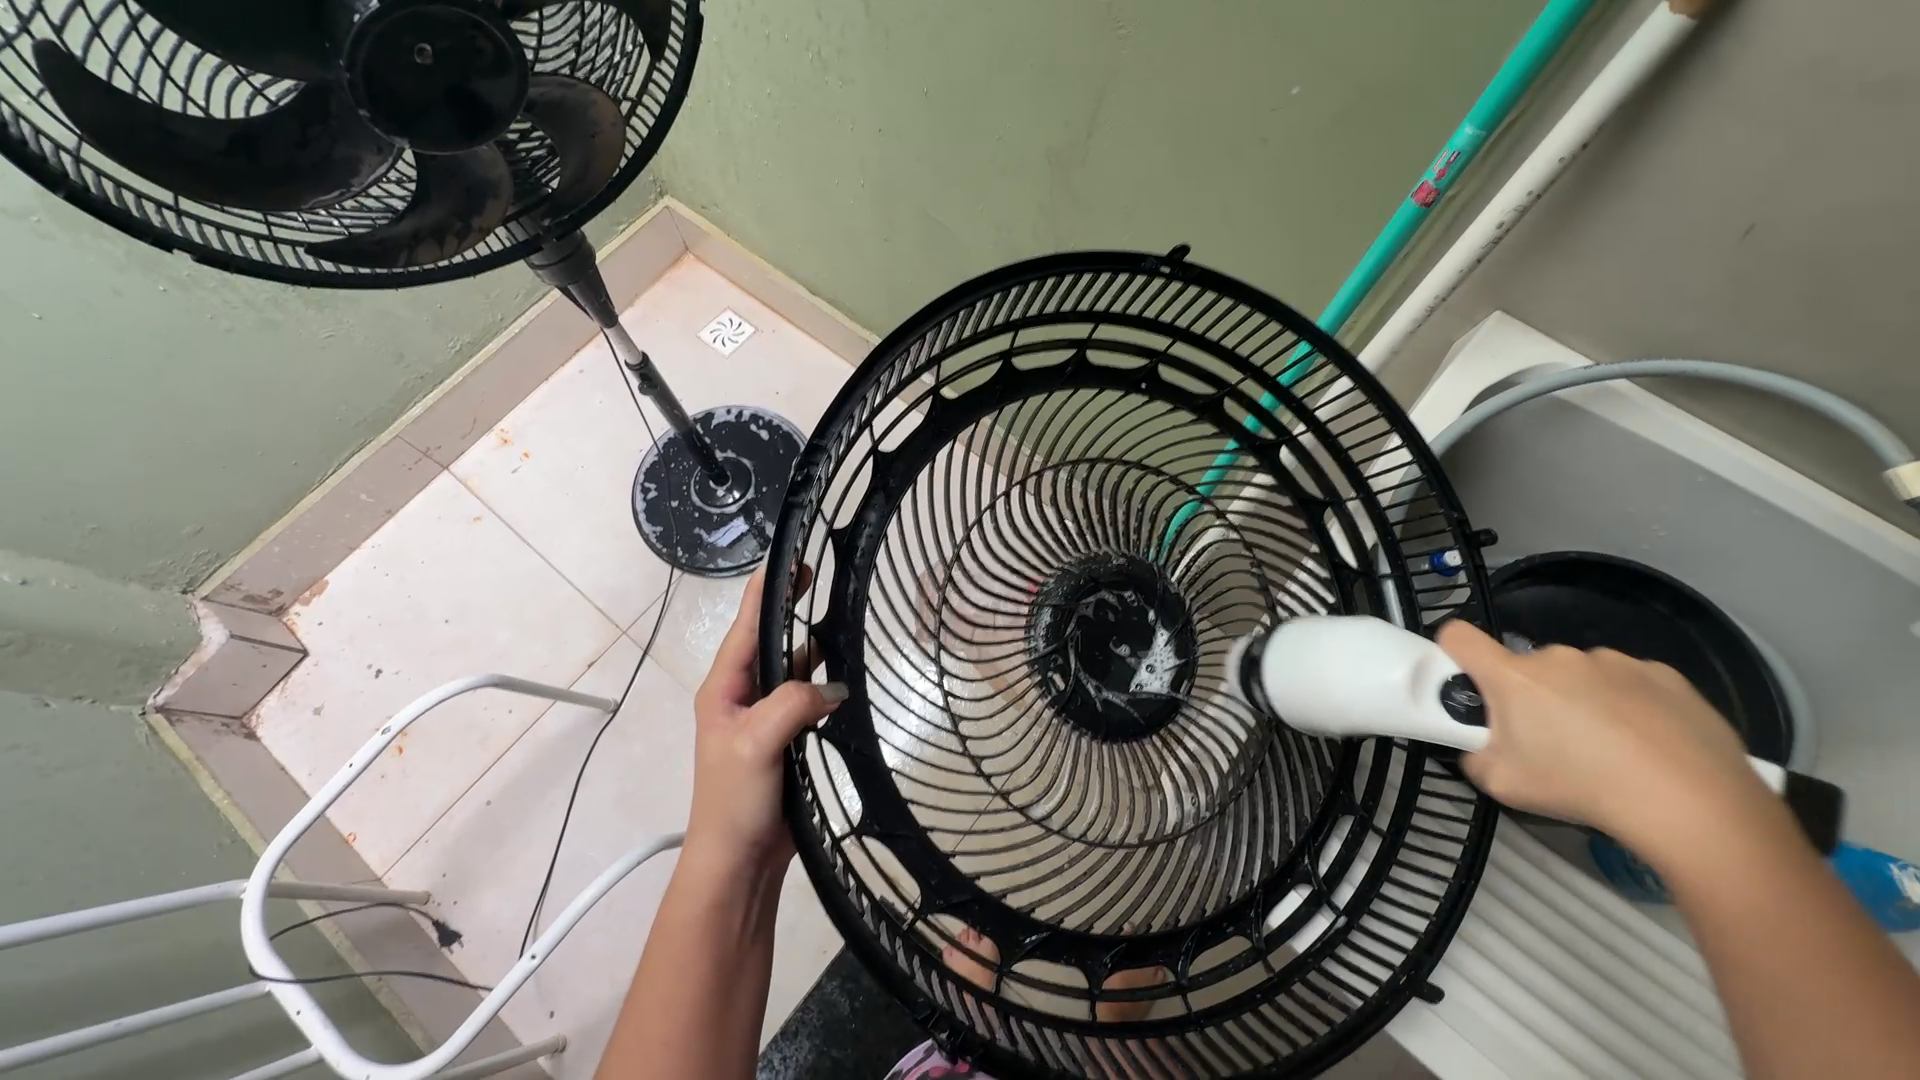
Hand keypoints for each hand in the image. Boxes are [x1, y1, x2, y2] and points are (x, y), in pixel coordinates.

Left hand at [683, 566, 846, 870]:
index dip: (765, 589)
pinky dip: (827, 684)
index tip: (792, 557)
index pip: (744, 626)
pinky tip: (849, 676)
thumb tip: (835, 690)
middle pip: (770, 641)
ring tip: (844, 618)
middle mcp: (743, 695)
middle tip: (823, 575)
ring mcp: (766, 718)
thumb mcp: (755, 743)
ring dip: (814, 648)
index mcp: (723, 688)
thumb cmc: (734, 799)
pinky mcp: (787, 739)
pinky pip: (808, 699)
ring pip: (793, 670)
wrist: (739, 859)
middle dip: (793, 608)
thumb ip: (793, 704)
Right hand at [1438, 620, 1768, 858]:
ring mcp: (1615, 662)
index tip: (1465, 682)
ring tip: (1608, 748)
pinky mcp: (1664, 675)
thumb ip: (1474, 754)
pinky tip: (1647, 743)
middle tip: (1548, 743)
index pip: (1458, 636)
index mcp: (1513, 677)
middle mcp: (1559, 657)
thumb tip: (1479, 744)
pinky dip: (1627, 705)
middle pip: (1525, 667)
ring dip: (1579, 700)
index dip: (1453, 654)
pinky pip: (1627, 683)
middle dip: (1528, 697)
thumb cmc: (1583, 788)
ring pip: (1579, 675)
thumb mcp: (1501, 784)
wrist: (1694, 803)